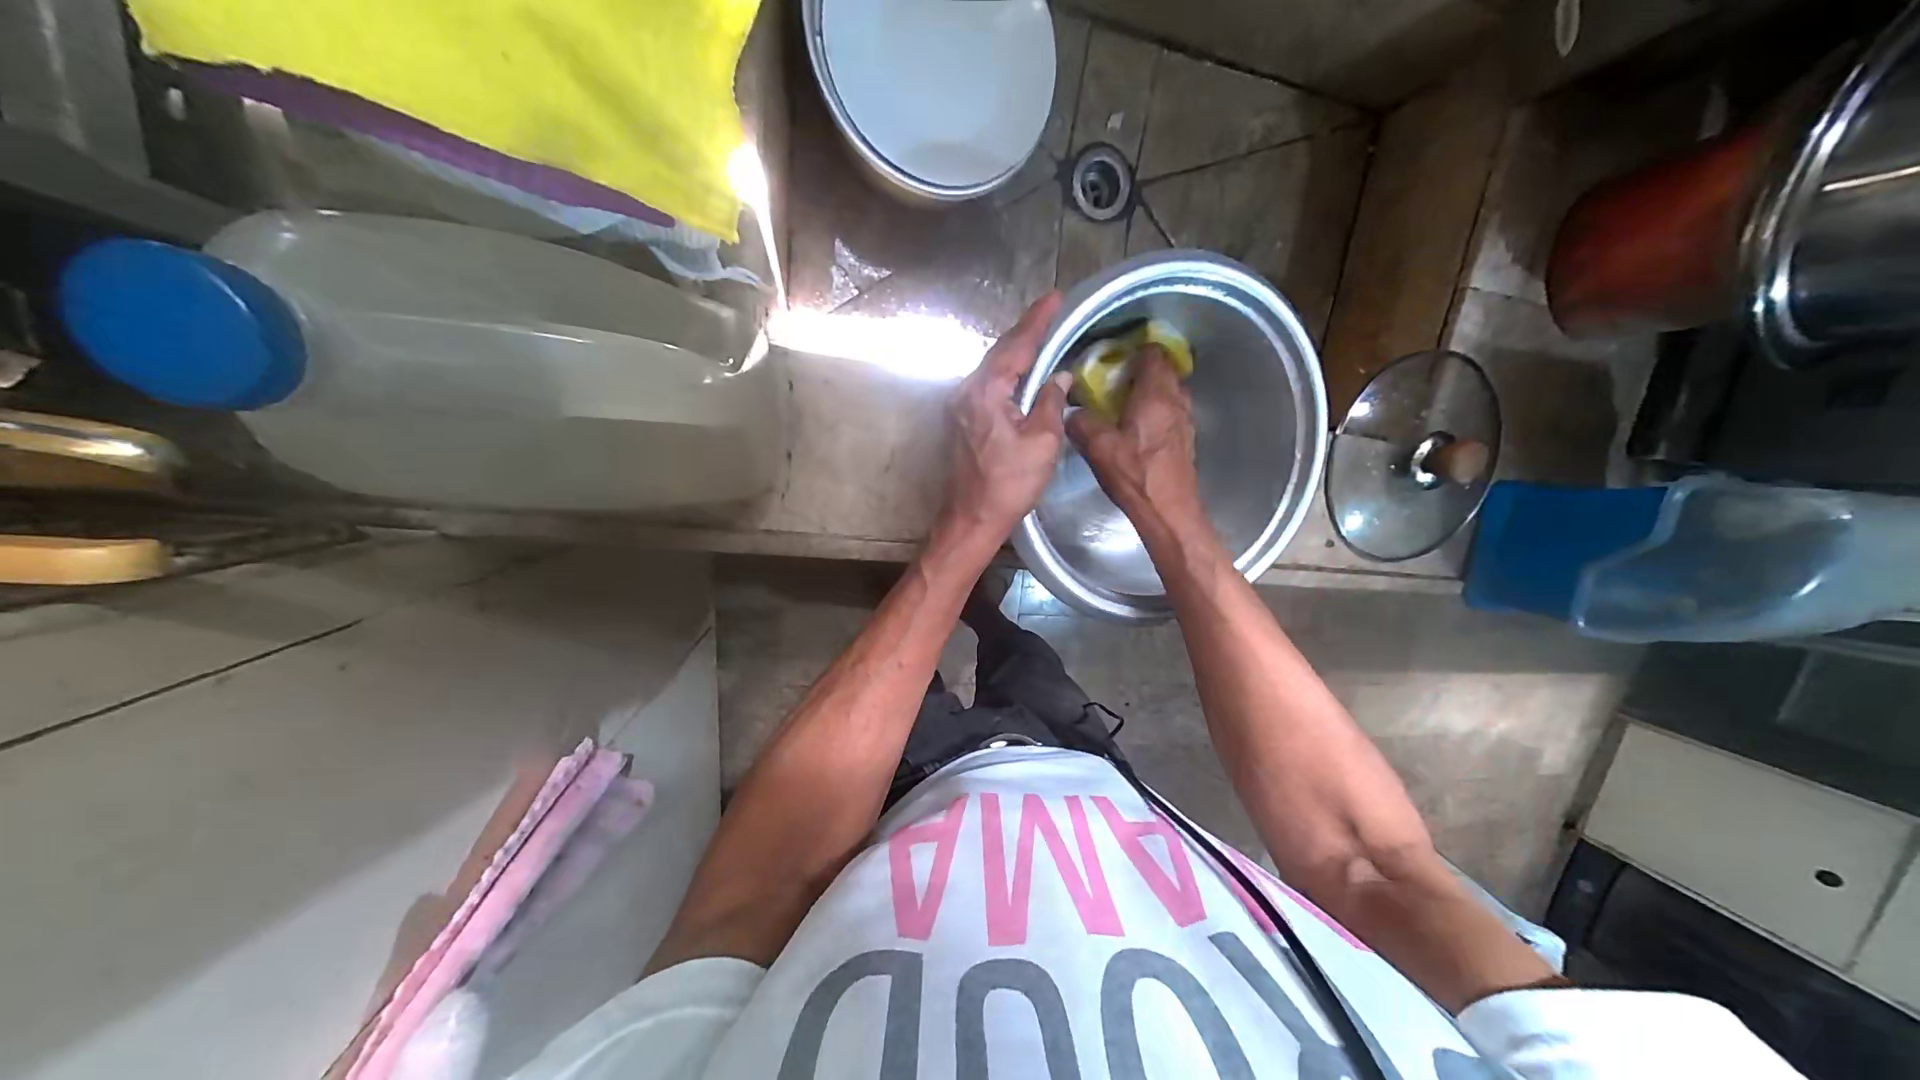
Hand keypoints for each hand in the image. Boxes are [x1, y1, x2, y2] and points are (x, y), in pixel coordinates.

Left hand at [937, 293, 1071, 548]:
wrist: (971, 518)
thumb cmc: (1009, 484)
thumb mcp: (1042, 442)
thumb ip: (1050, 402)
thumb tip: (1058, 377)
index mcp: (985, 391)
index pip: (1016, 346)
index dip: (1037, 321)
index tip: (1055, 297)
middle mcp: (966, 390)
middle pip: (1000, 353)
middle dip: (1026, 332)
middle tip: (1051, 312)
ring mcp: (959, 405)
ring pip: (992, 369)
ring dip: (1016, 353)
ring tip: (1041, 337)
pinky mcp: (960, 420)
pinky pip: (987, 385)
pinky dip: (1007, 373)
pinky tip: (1022, 372)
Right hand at [1066, 345, 1204, 538]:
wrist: (1168, 510)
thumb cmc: (1135, 475)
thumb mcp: (1098, 447)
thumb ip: (1082, 423)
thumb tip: (1073, 413)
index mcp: (1155, 395)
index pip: (1153, 354)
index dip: (1134, 351)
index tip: (1114, 358)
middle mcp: (1175, 402)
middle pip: (1163, 371)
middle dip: (1141, 371)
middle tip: (1115, 381)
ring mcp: (1185, 421)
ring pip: (1169, 393)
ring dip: (1150, 393)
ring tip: (1124, 404)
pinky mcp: (1185, 440)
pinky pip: (1171, 413)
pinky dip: (1156, 412)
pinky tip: (1137, 429)